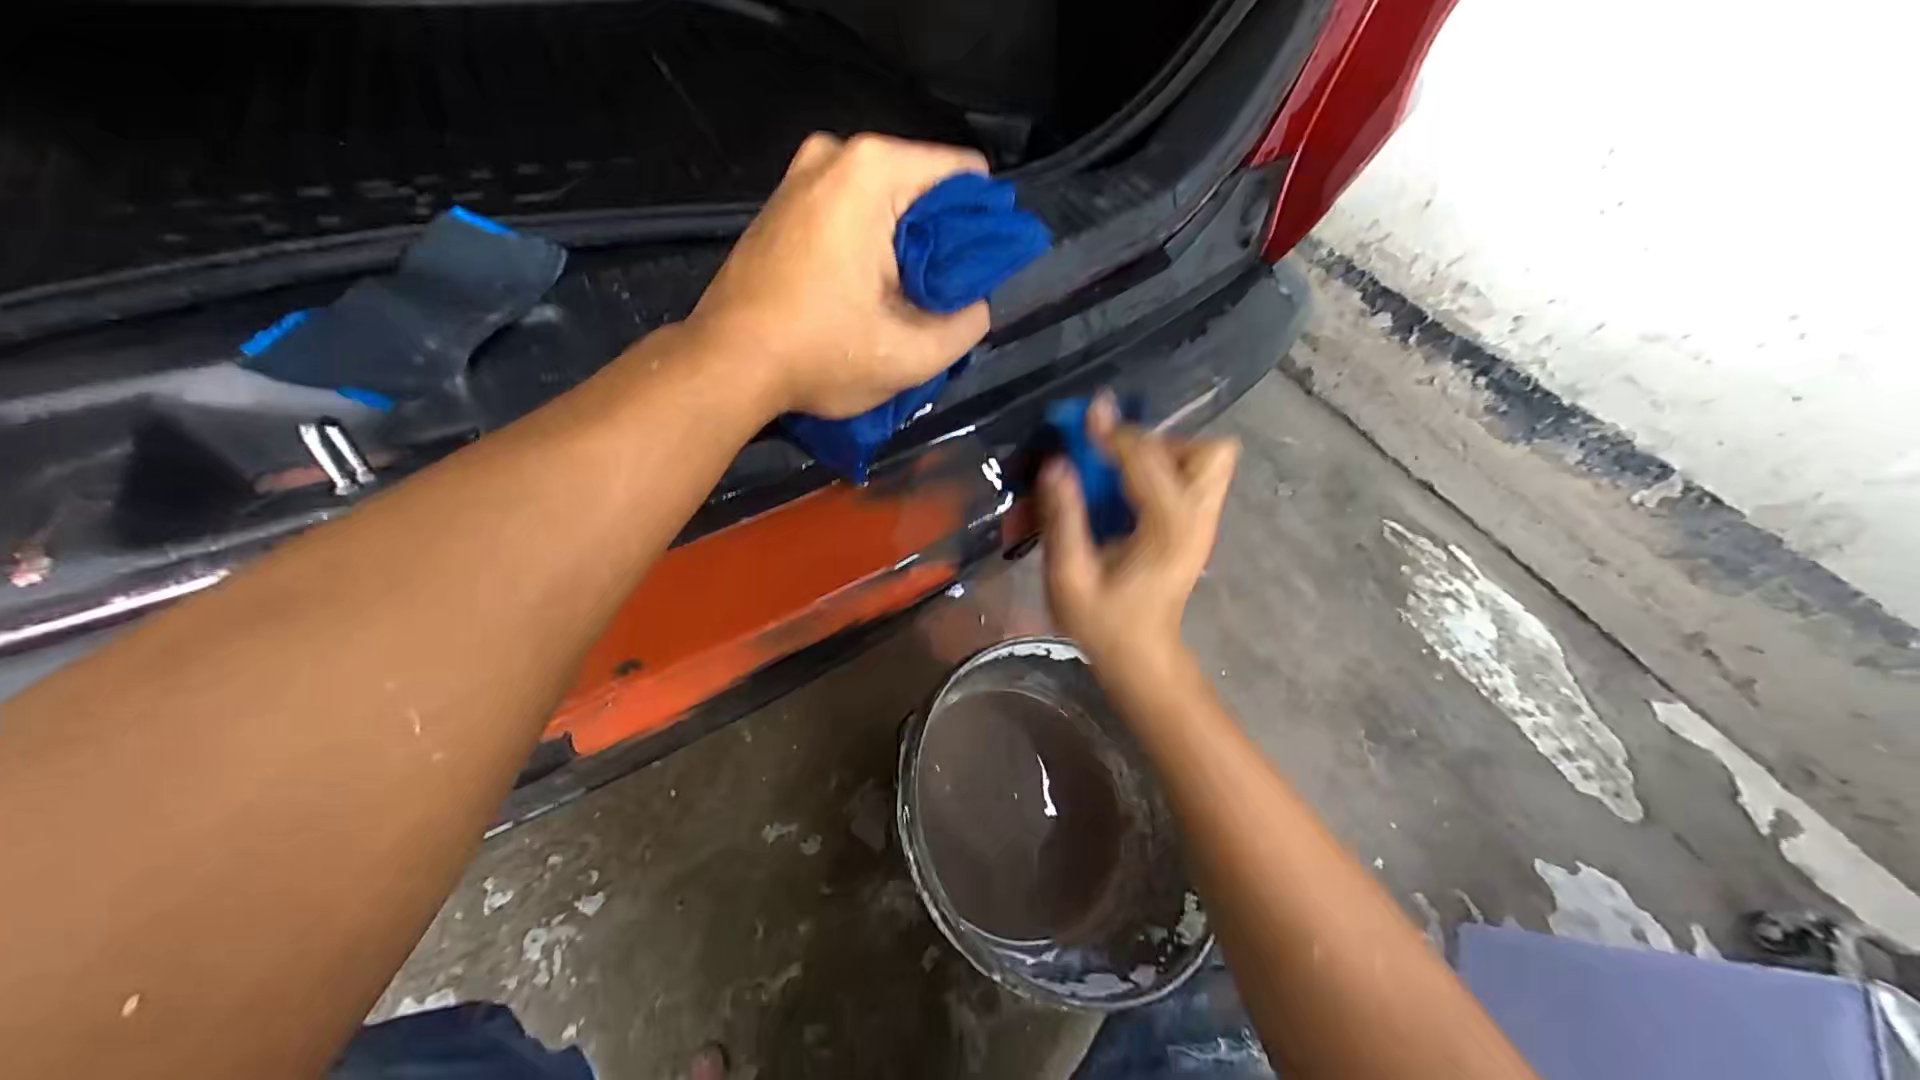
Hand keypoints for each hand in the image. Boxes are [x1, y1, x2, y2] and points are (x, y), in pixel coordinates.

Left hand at [684, 132, 991, 418]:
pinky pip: (851, 213)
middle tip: (938, 298)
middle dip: (940, 242)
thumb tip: (976, 304)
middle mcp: (834, 155)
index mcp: (872, 171)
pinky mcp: (783, 204)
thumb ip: (968, 324)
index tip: (977, 277)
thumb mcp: (913, 356)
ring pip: (887, 204)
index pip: (965, 177)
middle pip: (923, 189)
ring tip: (902, 301)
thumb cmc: (818, 355)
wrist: (726, 366)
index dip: (982, 228)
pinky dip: (869, 247)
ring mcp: (801, 175)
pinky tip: (865, 293)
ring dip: (904, 249)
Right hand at [1039, 395, 1238, 672]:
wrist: (1141, 656)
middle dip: (1154, 443)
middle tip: (1110, 459)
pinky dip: (1163, 469)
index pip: (1150, 460)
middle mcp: (1198, 518)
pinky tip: (1127, 492)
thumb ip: (1063, 518)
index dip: (1113, 435)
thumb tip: (1055, 464)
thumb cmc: (1103, 623)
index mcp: (1168, 530)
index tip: (1083, 420)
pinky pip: (1195, 475)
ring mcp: (1205, 522)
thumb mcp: (1069, 577)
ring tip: (1118, 474)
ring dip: (1162, 453)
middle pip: (1207, 450)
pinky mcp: (1198, 525)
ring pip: (1208, 458)